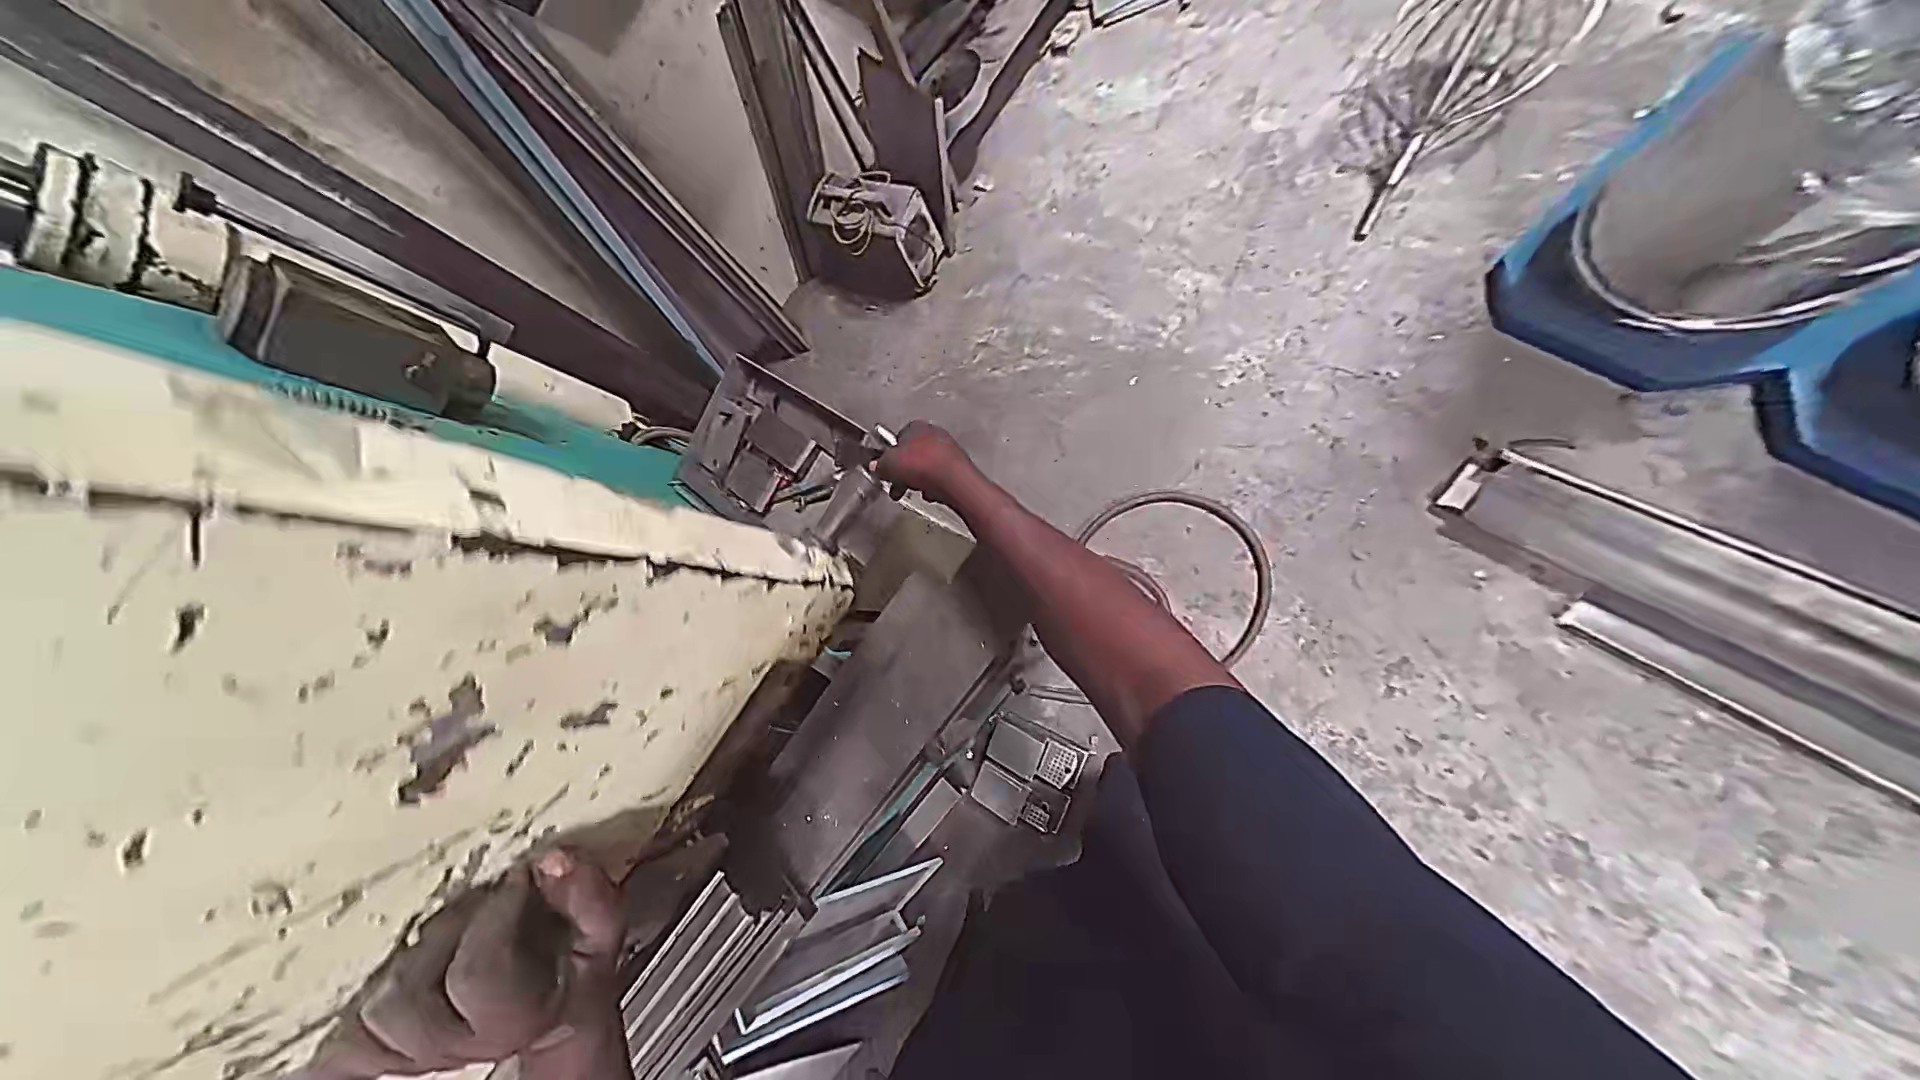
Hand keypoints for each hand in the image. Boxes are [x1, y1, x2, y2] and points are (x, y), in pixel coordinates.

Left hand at [301, 850, 624, 1079]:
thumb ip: (590, 896)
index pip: (477, 971)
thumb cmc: (571, 969)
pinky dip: (344, 1013)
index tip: (520, 875)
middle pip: (405, 995)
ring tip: (442, 931)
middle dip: (446, 931)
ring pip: (362, 1016)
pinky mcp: (368, 1062)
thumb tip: (553, 858)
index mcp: (513, 1017)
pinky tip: (379, 977)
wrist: (549, 1016)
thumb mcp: (601, 932)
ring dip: (401, 962)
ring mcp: (404, 1060)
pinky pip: (330, 1050)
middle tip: (479, 899)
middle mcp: (452, 1047)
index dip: (497, 912)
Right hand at [876, 421, 978, 505]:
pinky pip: (940, 477)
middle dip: (904, 472)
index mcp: (915, 427)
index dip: (889, 456)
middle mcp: (934, 434)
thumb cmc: (925, 466)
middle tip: (898, 485)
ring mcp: (948, 450)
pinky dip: (935, 486)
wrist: (953, 481)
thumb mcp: (888, 465)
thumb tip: (877, 466)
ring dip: (919, 480)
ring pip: (927, 467)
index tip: (885, 468)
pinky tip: (931, 493)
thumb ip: (879, 465)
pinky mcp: (958, 467)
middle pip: (912, 455)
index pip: (897, 438)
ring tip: (916, 490)